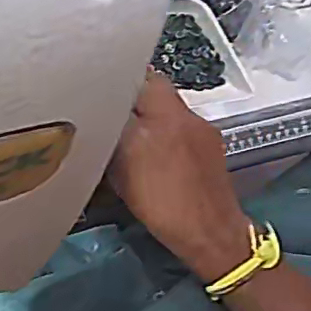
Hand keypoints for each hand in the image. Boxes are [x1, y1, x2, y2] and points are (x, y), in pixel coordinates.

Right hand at [108, 71, 255, 281]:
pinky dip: (166, 134)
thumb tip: (102, 117)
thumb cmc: (163, 206)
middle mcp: (185, 114)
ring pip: (168, 110)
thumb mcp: (122, 173)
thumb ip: (113, 137)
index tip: (99, 95)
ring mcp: (202, 129)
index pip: (139, 78)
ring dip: (150, 118)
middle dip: (132, 100)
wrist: (210, 232)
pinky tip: (157, 157)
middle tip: (111, 117)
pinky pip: (181, 128)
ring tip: (132, 140)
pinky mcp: (211, 146)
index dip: (117, 83)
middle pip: (155, 91)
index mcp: (162, 115)